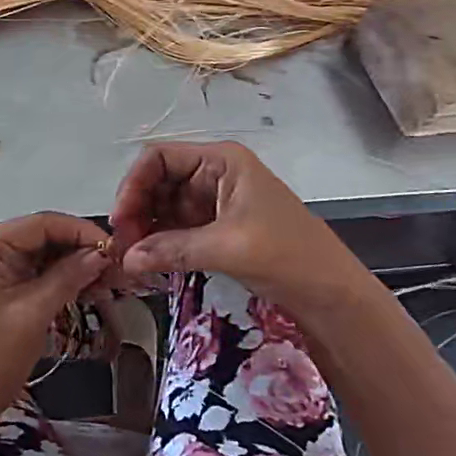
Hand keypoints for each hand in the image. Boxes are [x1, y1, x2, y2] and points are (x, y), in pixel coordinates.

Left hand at [0, 212, 110, 434]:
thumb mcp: (33, 313)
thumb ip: (68, 277)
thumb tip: (102, 254)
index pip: (41, 223)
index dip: (82, 232)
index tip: (118, 249)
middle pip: (44, 237)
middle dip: (82, 251)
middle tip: (121, 270)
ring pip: (44, 256)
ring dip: (76, 267)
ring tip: (112, 283)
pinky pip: (36, 275)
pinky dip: (63, 281)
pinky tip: (90, 291)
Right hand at [110, 142, 372, 311]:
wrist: (335, 297)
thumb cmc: (289, 256)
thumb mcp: (229, 248)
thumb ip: (173, 249)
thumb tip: (125, 259)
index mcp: (221, 162)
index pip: (158, 158)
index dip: (133, 184)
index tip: (120, 219)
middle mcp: (213, 175)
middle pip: (156, 182)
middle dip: (136, 210)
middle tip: (124, 245)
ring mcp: (212, 202)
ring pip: (161, 206)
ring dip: (144, 228)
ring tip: (133, 256)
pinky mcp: (213, 229)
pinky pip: (173, 228)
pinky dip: (158, 242)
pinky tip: (149, 260)